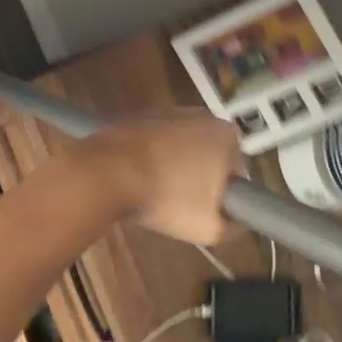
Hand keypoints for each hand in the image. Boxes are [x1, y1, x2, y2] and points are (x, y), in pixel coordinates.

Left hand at [84, 111, 242, 246]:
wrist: (106, 173)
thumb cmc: (167, 198)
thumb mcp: (210, 229)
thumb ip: (234, 226)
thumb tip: (236, 222)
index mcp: (225, 134)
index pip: (235, 170)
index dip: (224, 195)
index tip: (206, 211)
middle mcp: (199, 114)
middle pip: (206, 157)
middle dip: (197, 179)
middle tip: (180, 205)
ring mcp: (163, 112)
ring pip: (177, 150)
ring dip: (171, 169)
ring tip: (155, 194)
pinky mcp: (134, 118)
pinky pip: (151, 145)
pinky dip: (147, 160)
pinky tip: (137, 180)